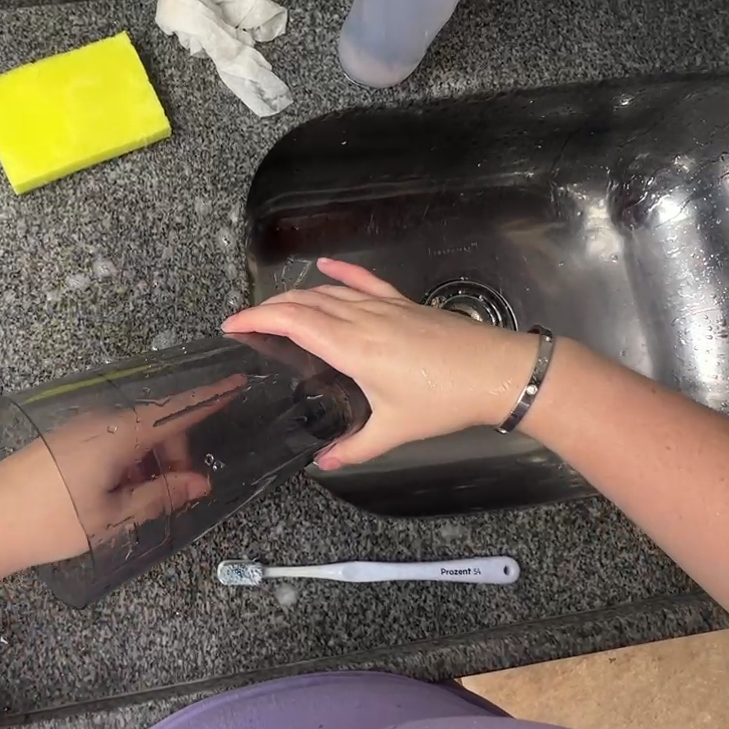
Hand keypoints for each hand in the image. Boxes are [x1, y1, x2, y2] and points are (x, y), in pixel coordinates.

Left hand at [0, 376, 242, 581]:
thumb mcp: (113, 516)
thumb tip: (201, 482)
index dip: (210, 397)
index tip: (239, 380)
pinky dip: (130, 463)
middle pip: (158, 425)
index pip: (177, 409)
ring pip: (135, 436)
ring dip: (152, 462)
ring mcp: (82, 429)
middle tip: (181, 493)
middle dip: (178, 453)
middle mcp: (103, 422)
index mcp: (120, 434)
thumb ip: (161, 495)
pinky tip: (119, 495)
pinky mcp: (67, 441)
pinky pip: (113, 442)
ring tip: (145, 502)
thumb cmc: (50, 522)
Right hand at [222, 258, 539, 469]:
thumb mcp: (394, 431)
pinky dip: (341, 272)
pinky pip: (364, 281)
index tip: (232, 324)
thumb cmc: (443, 402)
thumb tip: (323, 463)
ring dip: (296, 296)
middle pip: (303, 303)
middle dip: (268, 308)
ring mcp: (383, 306)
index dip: (257, 318)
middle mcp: (361, 320)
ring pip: (328, 292)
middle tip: (246, 322)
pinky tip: (325, 265)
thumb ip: (354, 448)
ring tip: (274, 307)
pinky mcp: (402, 303)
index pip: (293, 322)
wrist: (497, 372)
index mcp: (352, 348)